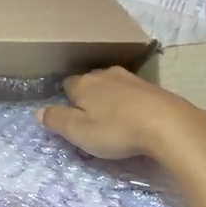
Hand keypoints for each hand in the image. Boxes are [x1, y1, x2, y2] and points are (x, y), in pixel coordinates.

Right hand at [37, 66, 205, 161]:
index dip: (66, 101)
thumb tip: (38, 111)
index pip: (67, 85)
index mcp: (83, 84)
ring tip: (111, 119)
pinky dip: (128, 103)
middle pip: (89, 82)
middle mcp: (105, 74)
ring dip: (108, 99)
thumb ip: (57, 120)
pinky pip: (131, 93)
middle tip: (89, 121)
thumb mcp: (78, 132)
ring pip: (111, 86)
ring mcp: (130, 78)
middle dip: (87, 97)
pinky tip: (132, 117)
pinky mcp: (151, 87)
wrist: (167, 124)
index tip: (70, 118)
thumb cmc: (116, 130)